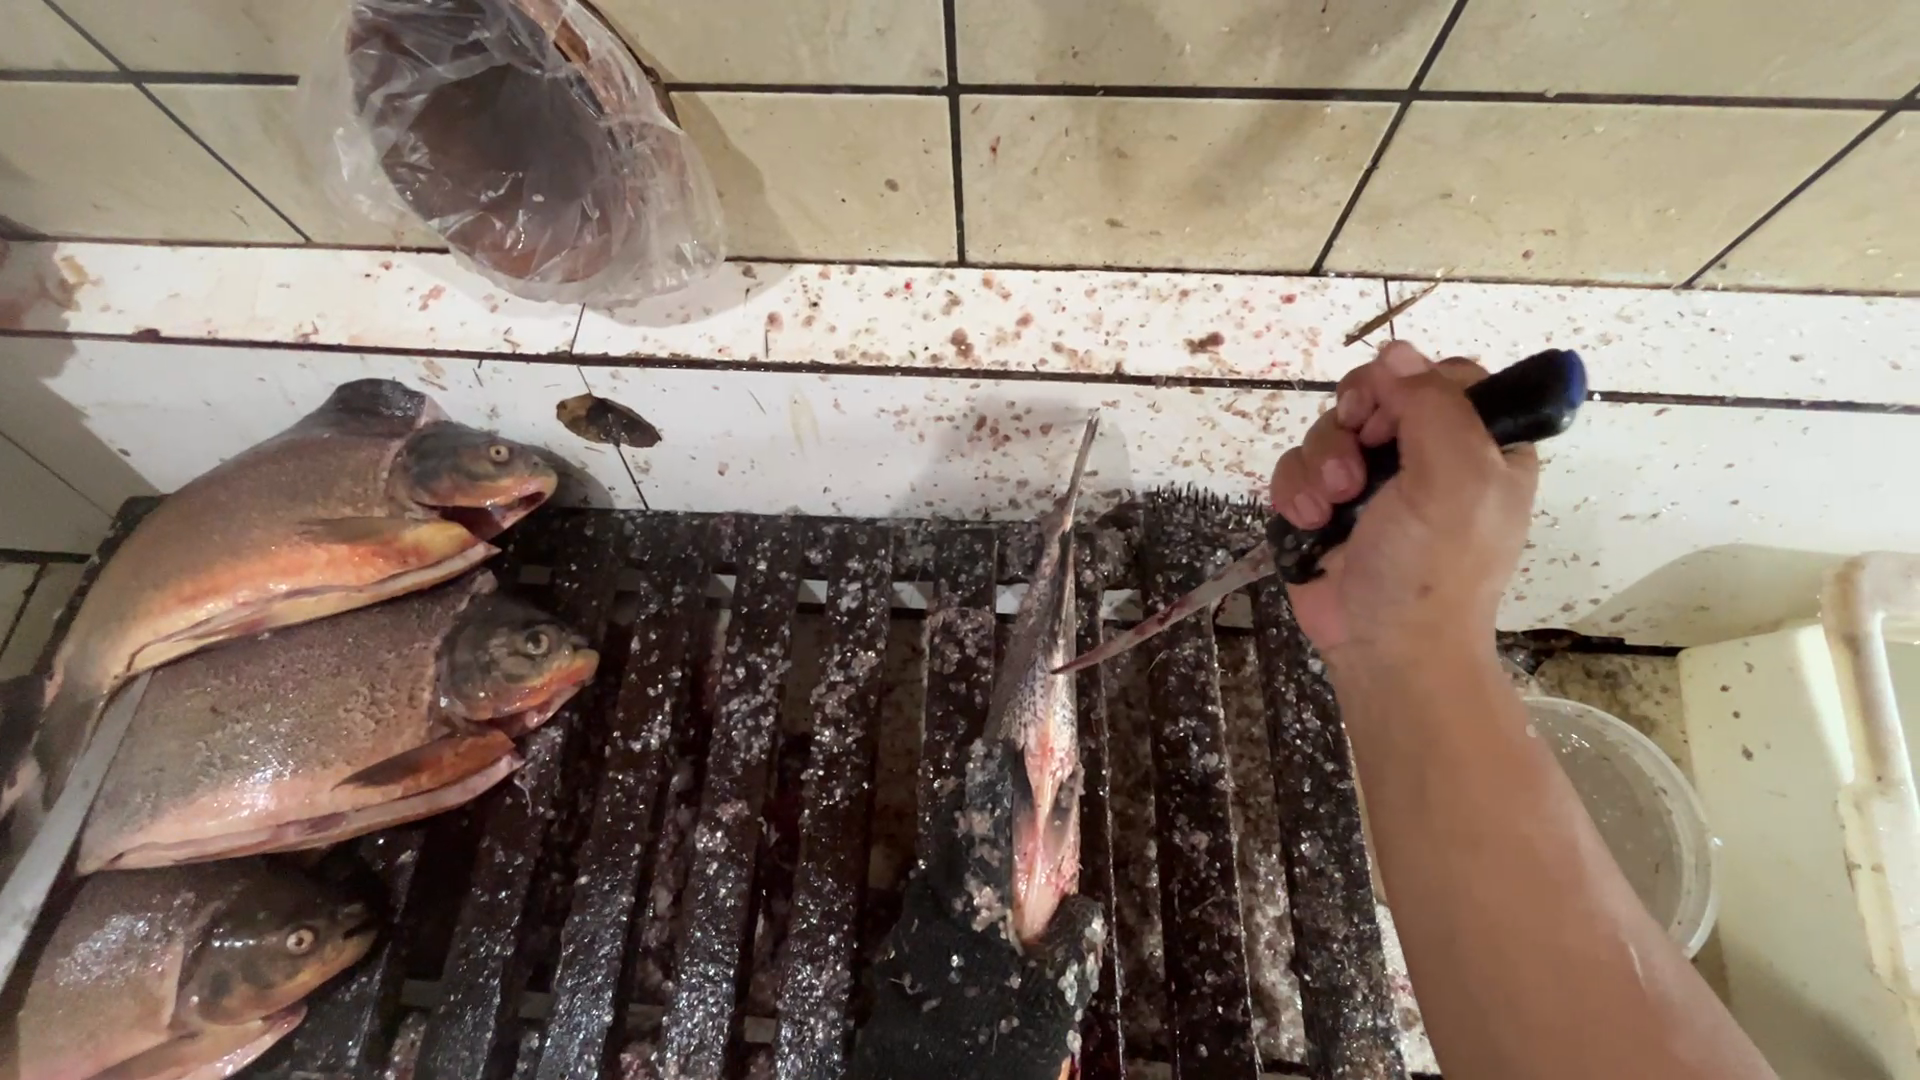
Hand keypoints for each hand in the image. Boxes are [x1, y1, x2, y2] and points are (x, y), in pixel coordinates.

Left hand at [850, 740, 1104, 1079]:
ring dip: (955, 857)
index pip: (983, 829)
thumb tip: (1085, 907)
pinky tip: (965, 917)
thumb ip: (1073, 943)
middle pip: (948, 843)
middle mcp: (934, 908)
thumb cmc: (998, 1045)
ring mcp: (910, 934)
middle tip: (979, 788)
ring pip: (933, 878)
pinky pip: (926, 912)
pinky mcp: (899, 961)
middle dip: (964, 813)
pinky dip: (946, 900)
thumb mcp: (1055, 1000)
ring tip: (979, 851)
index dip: (988, 787)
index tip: (988, 750)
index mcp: (975, 906)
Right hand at [1269, 341, 1536, 663]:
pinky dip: (1294, 493)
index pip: (1439, 378)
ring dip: (1319, 466)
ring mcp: (1366, 484)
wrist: (1383, 646)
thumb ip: (1432, 407)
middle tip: (1354, 470)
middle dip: (1350, 429)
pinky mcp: (1321, 507)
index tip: (1388, 418)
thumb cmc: (1433, 568)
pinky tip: (1308, 523)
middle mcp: (1420, 457)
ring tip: (1330, 508)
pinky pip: (1294, 470)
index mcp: (1477, 445)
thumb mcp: (1455, 480)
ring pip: (1325, 433)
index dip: (1405, 387)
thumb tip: (1393, 351)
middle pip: (1371, 398)